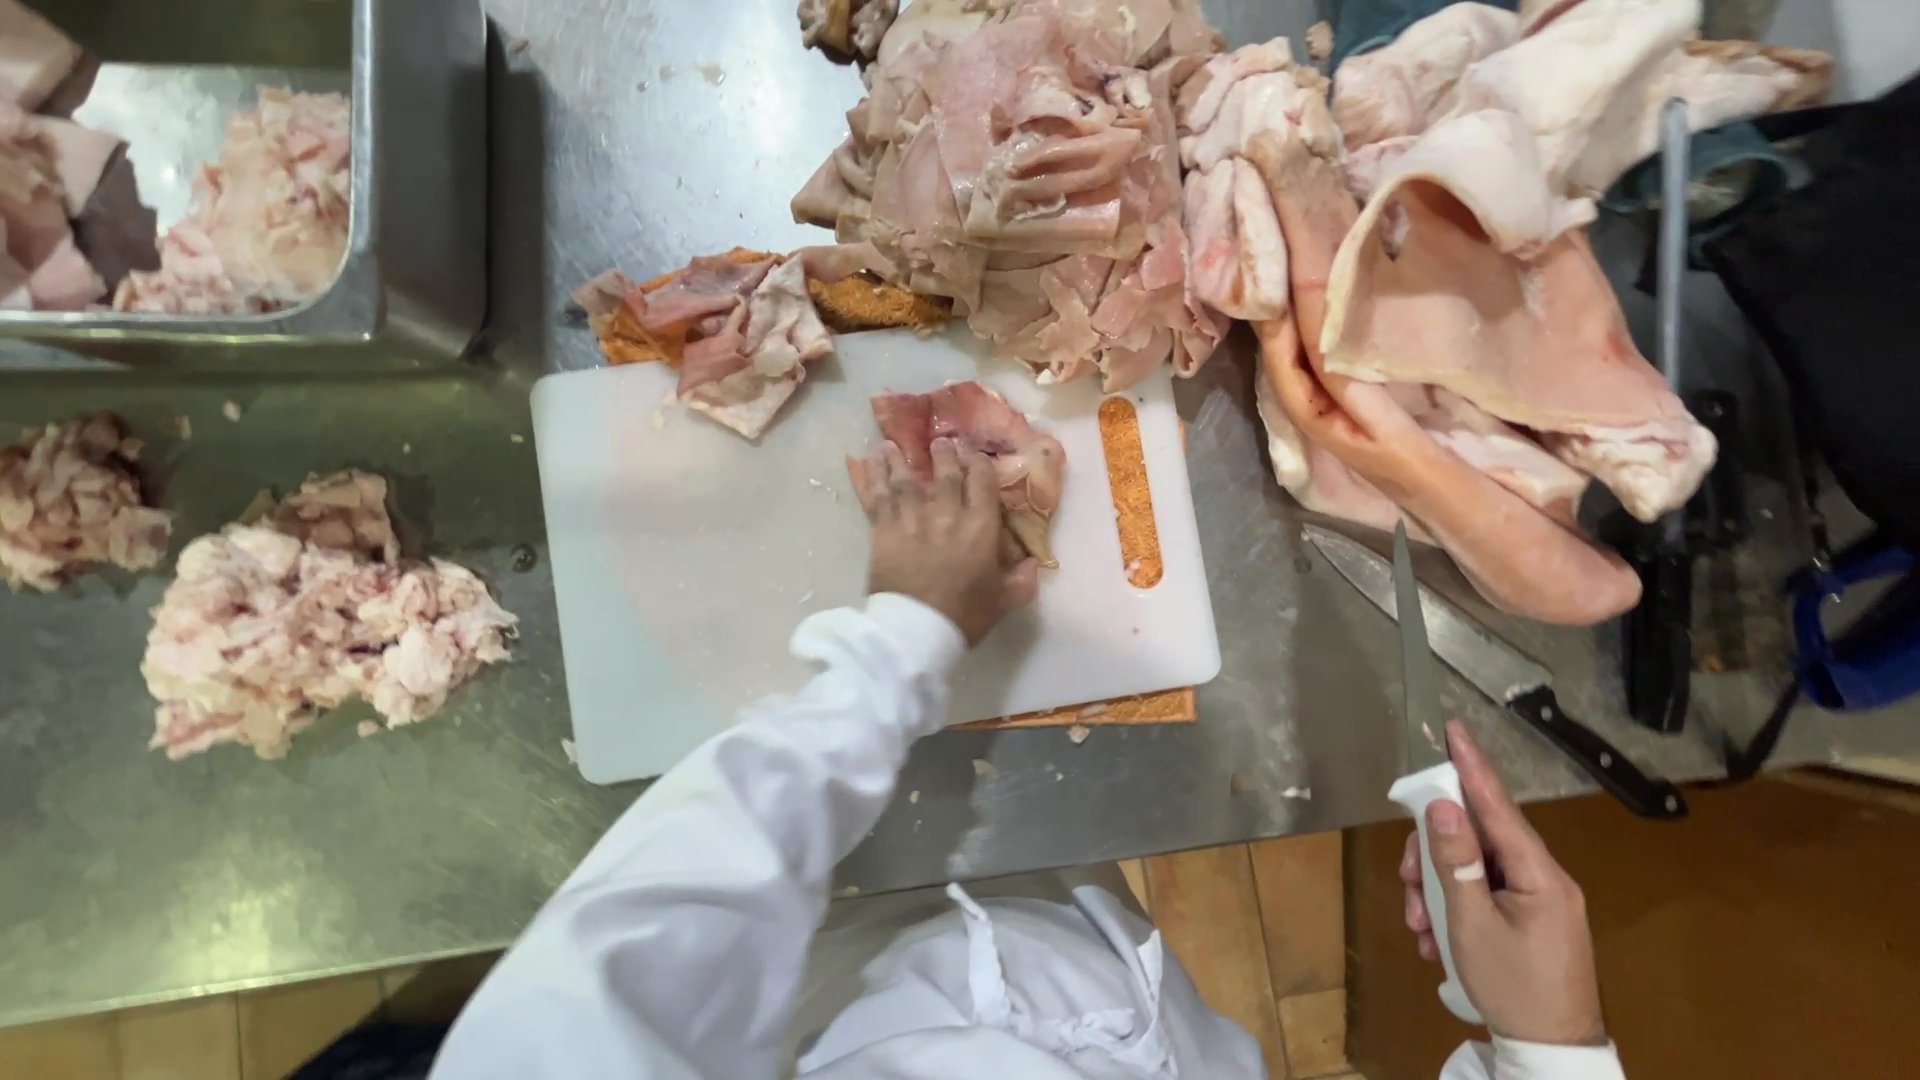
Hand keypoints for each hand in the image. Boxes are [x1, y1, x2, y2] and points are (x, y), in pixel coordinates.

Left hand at [852, 438, 1037, 645]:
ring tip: (892, 445)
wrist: (916, 629)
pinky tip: (868, 462)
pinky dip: (872, 477)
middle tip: (939, 442)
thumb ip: (1022, 581)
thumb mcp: (1003, 602)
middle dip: (943, 454)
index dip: (978, 464)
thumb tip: (1033, 563)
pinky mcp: (883, 530)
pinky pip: (877, 497)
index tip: (974, 453)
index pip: (982, 483)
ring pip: (906, 480)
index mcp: (981, 527)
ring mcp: (912, 519)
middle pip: (945, 474)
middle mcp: (947, 514)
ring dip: (899, 460)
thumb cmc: (963, 616)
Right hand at [1400, 720, 1607, 1045]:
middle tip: (1407, 883)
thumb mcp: (1471, 923)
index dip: (1472, 767)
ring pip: (1471, 866)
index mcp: (1539, 875)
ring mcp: (1537, 899)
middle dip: (1432, 854)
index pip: (1498, 806)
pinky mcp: (1528, 918)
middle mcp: (1542, 878)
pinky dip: (1451, 906)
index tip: (1454, 729)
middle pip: (1476, 837)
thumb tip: (1441, 805)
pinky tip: (1434, 937)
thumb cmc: (1512, 985)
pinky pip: (1480, 891)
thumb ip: (1454, 860)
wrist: (1551, 1051)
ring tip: (1417, 925)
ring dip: (1435, 887)